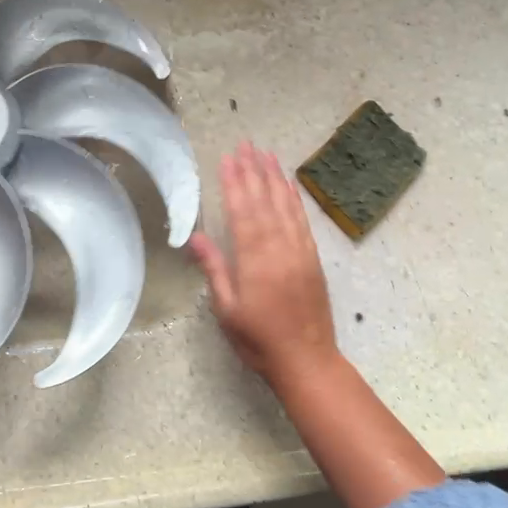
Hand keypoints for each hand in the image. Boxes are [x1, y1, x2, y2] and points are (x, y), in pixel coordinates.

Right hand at [186, 141, 341, 390]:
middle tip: (246, 144)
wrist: (307, 362)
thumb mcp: (227, 310)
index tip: (227, 159)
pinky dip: (294, 200)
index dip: (234, 184)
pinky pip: (302, 221)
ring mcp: (300, 253)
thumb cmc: (259, 340)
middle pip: (265, 202)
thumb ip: (214, 270)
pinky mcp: (312, 260)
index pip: (243, 213)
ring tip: (266, 154)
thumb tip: (195, 237)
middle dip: (254, 172)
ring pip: (286, 207)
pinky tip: (288, 186)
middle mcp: (280, 250)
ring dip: (275, 178)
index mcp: (255, 261)